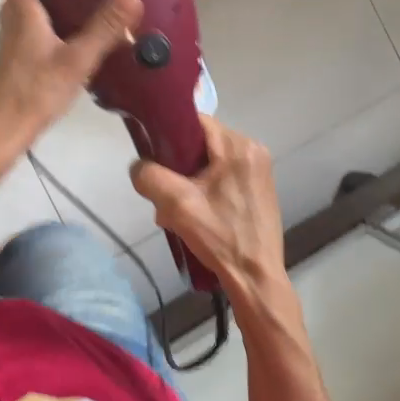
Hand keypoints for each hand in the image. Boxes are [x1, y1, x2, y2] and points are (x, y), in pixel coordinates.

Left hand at [0, 0, 141, 142]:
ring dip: (32, 6)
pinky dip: (38, 29)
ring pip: (19, 18)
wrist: (6, 130)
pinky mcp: (16, 67)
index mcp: (24, 16)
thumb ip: (103, 29)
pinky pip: (26, 37)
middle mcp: (14, 27)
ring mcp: (12, 49)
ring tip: (59, 0)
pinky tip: (60, 40)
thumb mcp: (76, 59)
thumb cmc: (36, 90)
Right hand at [130, 115, 287, 303]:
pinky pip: (224, 174)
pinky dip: (207, 187)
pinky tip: (199, 211)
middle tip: (167, 191)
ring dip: (191, 179)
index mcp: (238, 146)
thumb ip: (149, 176)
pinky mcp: (260, 187)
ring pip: (211, 160)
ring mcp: (259, 169)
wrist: (256, 279)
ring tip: (180, 207)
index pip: (193, 121)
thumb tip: (139, 166)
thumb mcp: (176, 205)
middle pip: (201, 142)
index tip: (155, 158)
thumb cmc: (220, 237)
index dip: (169, 135)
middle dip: (179, 164)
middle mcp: (253, 149)